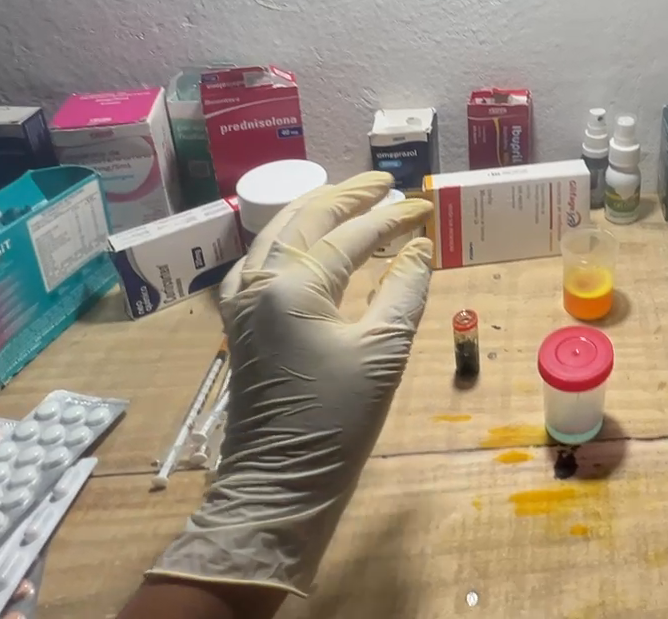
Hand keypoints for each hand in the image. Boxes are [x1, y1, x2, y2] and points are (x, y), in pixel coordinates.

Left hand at [148, 172, 433, 595]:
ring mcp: (243, 303)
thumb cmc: (337, 419)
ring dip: (316, 211)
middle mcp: (260, 283)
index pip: (352, 235)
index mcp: (293, 287)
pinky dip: (288, 239)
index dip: (392, 217)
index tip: (425, 206)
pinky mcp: (242, 324)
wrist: (279, 487)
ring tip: (350, 197)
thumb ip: (404, 287)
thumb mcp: (385, 350)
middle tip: (384, 182)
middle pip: (305, 220)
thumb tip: (419, 245)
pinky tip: (302, 241)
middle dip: (347, 196)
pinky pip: (262, 261)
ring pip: (277, 235)